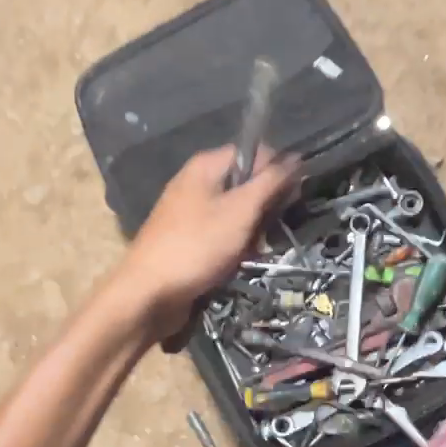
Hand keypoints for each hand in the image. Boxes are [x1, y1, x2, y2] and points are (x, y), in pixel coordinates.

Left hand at [111, 146, 300, 346]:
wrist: (148, 294)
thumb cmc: (197, 246)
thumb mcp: (241, 211)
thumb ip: (270, 182)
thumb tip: (296, 158)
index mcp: (206, 166)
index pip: (255, 153)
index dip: (276, 172)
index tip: (289, 199)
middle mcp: (197, 183)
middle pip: (246, 183)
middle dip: (263, 208)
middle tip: (266, 231)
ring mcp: (191, 212)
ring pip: (237, 212)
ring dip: (251, 232)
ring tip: (251, 251)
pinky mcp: (189, 238)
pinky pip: (222, 233)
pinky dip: (234, 246)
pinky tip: (235, 263)